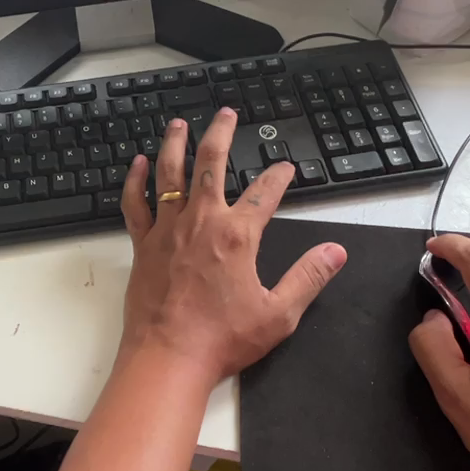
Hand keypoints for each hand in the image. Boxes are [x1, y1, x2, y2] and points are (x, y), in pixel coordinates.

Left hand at [117, 107, 346, 383]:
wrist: (169, 357)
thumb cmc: (222, 339)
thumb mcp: (279, 314)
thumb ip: (308, 277)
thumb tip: (335, 251)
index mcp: (237, 236)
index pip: (265, 193)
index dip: (279, 176)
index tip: (286, 166)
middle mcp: (201, 222)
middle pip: (211, 163)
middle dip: (221, 133)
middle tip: (227, 113)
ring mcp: (168, 229)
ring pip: (169, 173)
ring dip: (174, 143)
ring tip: (178, 123)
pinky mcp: (143, 243)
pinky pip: (135, 203)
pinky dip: (135, 180)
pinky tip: (138, 164)